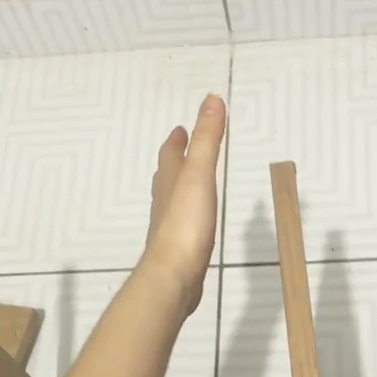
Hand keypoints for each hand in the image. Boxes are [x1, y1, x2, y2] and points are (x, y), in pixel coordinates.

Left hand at [140, 94, 226, 314]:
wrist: (173, 277)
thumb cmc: (185, 225)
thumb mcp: (198, 176)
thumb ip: (206, 140)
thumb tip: (211, 99)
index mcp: (169, 182)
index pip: (170, 154)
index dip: (176, 140)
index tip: (180, 129)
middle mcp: (164, 204)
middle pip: (167, 177)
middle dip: (174, 162)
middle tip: (181, 151)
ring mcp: (169, 230)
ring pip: (172, 202)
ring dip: (178, 190)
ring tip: (189, 185)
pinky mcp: (178, 253)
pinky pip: (182, 227)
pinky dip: (187, 218)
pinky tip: (195, 227)